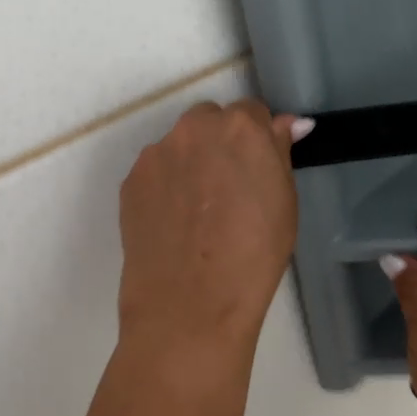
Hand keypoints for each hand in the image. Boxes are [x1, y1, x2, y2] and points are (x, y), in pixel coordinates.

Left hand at [117, 100, 310, 359]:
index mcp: (240, 128)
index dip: (259, 140)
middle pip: (212, 121)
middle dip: (222, 144)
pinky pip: (157, 172)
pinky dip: (168, 187)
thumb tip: (285, 123)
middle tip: (231, 189)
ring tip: (200, 213)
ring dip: (192, 164)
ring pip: (181, 146)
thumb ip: (279, 152)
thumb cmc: (255, 254)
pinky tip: (177, 223)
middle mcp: (195, 129)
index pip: (253, 112)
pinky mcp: (131, 181)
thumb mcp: (285, 201)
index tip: (260, 169)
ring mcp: (157, 154)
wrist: (191, 303)